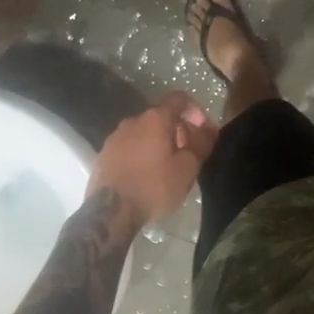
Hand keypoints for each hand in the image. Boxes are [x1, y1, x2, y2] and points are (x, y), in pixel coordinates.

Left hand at [88, 92, 216, 228]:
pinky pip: (128, 147)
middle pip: (160, 117)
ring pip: (143, 132)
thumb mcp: (187, 168)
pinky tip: (145, 176)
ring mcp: (114, 138)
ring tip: (167, 167)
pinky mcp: (103, 156)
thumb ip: (202, 143)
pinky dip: (141, 154)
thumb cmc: (154, 187)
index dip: (195, 109)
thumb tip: (210, 127)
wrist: (110, 214)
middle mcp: (132, 121)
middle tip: (187, 153)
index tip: (202, 129)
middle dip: (177, 130)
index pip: (178, 99)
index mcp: (154, 119)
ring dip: (158, 143)